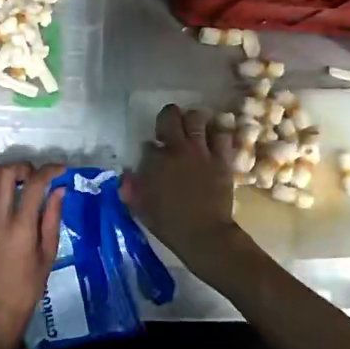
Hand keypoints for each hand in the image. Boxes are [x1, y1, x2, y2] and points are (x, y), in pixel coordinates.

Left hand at [0, 162, 65, 348]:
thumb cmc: (29, 284)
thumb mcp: (49, 252)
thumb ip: (53, 217)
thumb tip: (59, 190)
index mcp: (21, 226)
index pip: (34, 184)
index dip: (50, 170)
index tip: (61, 169)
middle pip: (5, 173)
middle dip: (23, 166)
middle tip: (36, 176)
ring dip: (3, 171)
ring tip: (18, 180)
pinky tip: (2, 192)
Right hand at [122, 104, 242, 266]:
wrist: (203, 233)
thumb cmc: (169, 224)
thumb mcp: (141, 208)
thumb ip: (130, 188)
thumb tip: (127, 174)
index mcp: (155, 160)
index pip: (147, 143)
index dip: (149, 149)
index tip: (152, 156)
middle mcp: (178, 148)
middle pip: (171, 116)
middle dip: (168, 118)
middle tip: (170, 130)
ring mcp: (202, 151)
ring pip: (197, 118)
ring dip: (193, 121)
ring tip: (192, 130)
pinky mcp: (222, 158)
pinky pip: (222, 135)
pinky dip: (217, 135)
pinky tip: (213, 142)